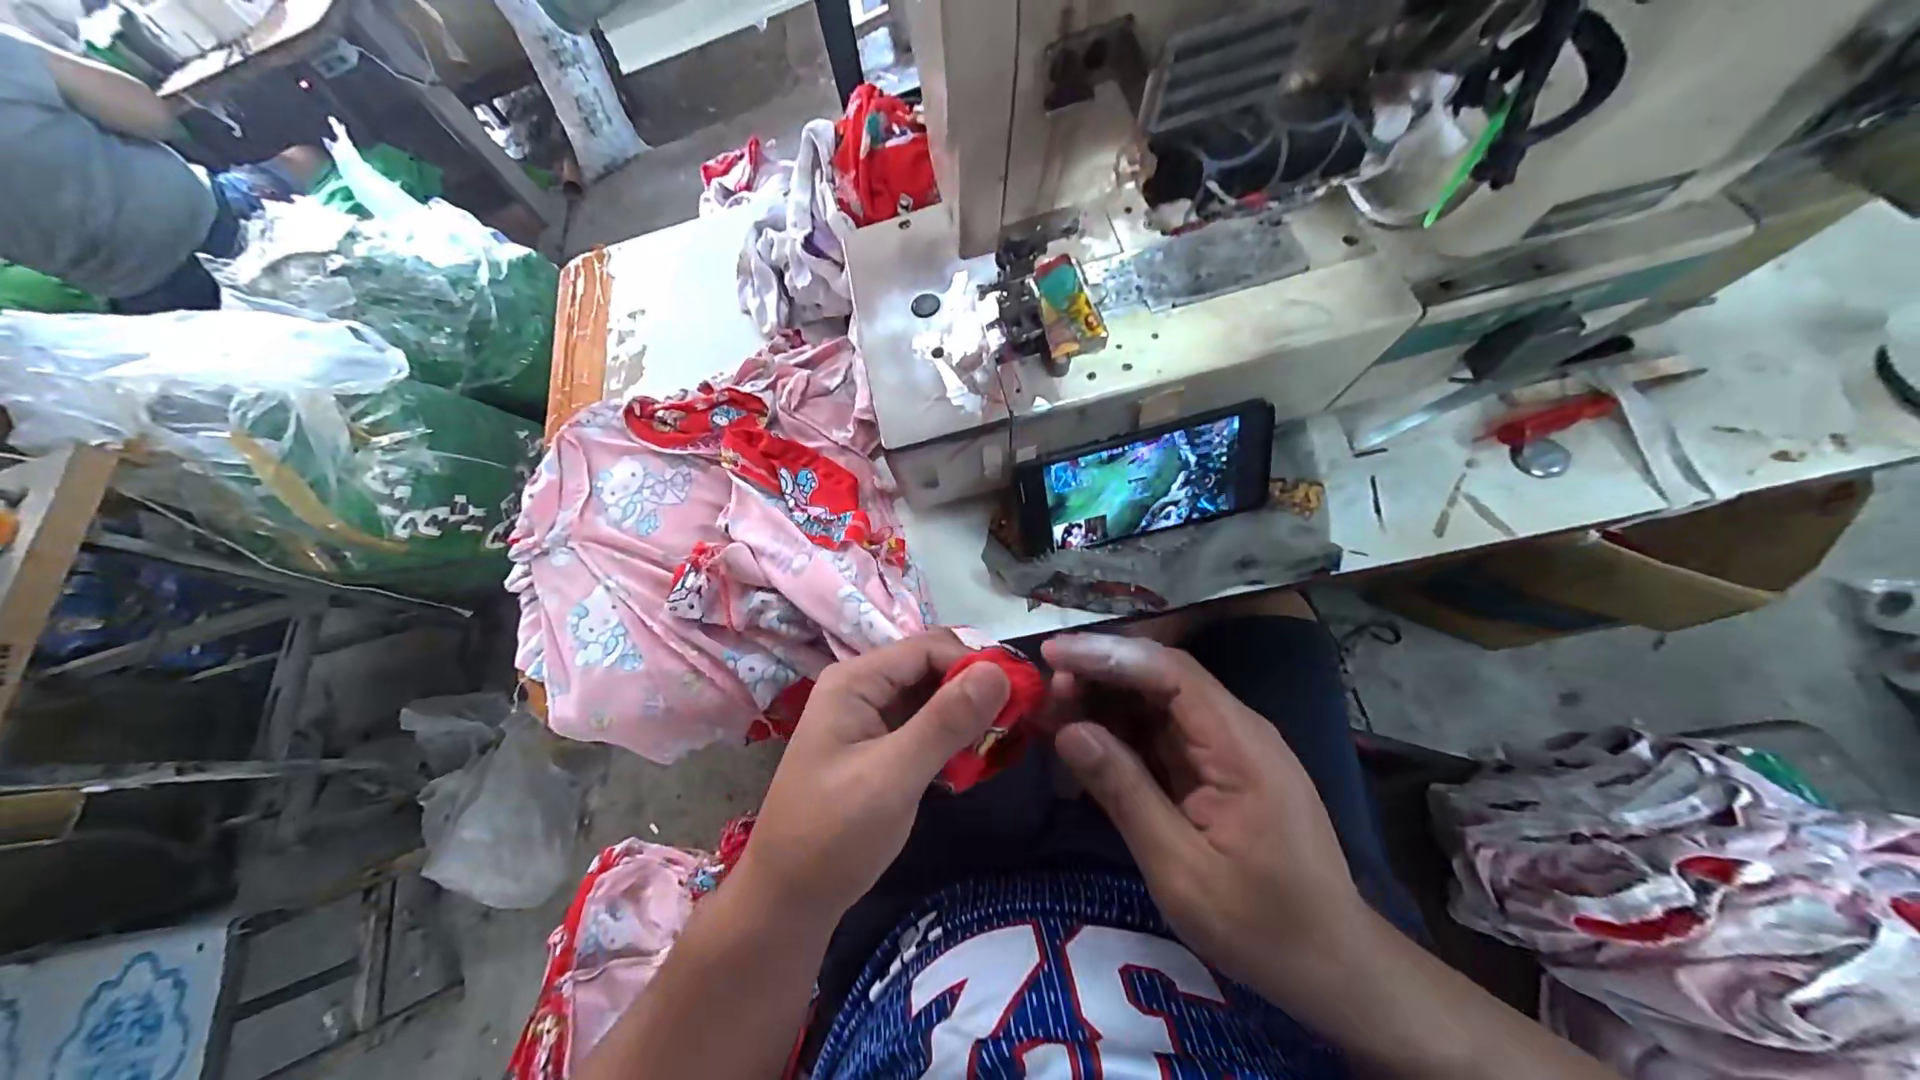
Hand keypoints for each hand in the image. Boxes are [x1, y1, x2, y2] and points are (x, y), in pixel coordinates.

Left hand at [737, 631, 1009, 919]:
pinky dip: (953, 736)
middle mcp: (862, 689)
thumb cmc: (833, 835)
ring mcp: (870, 719)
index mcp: (855, 681)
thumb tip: (998, 671)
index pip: (927, 648)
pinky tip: (976, 757)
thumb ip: (945, 722)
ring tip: (1005, 739)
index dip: (975, 664)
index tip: (1021, 695)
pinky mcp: (880, 748)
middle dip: (974, 688)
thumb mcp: (892, 776)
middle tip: (1019, 719)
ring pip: (932, 697)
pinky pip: (925, 726)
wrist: (788, 900)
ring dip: (967, 714)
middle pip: (931, 668)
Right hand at [1042, 633, 1370, 1000]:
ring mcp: (1226, 749)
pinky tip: (1082, 740)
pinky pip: (1161, 736)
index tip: (1053, 654)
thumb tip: (1068, 731)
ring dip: (1103, 703)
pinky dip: (1119, 734)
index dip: (1108, 655)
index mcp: (1239, 746)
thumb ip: (1125, 792)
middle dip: (1098, 676)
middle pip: (1159, 679)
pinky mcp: (1216, 769)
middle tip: (1044, 693)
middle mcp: (1235, 731)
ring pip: (1155, 704)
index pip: (1170, 673)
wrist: (1332, 965)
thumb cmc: (1262, 925)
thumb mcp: (1182, 870)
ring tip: (1050, 713)